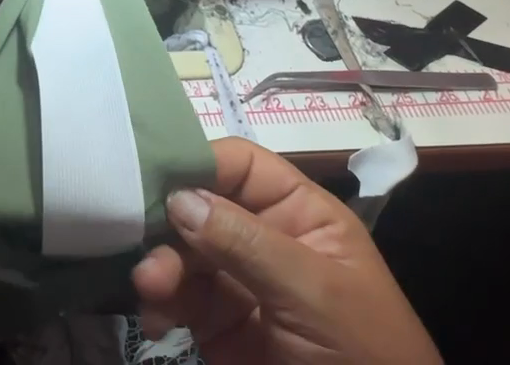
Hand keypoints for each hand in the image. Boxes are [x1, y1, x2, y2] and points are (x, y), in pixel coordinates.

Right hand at [132, 138, 439, 364]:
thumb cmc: (365, 355)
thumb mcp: (315, 294)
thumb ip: (246, 242)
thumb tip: (178, 196)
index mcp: (299, 214)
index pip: (239, 165)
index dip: (198, 163)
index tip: (155, 178)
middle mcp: (262, 237)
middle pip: (198, 206)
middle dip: (168, 224)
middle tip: (143, 244)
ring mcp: (237, 280)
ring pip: (180, 251)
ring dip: (159, 265)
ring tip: (150, 289)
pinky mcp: (216, 321)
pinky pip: (175, 295)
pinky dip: (158, 301)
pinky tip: (155, 317)